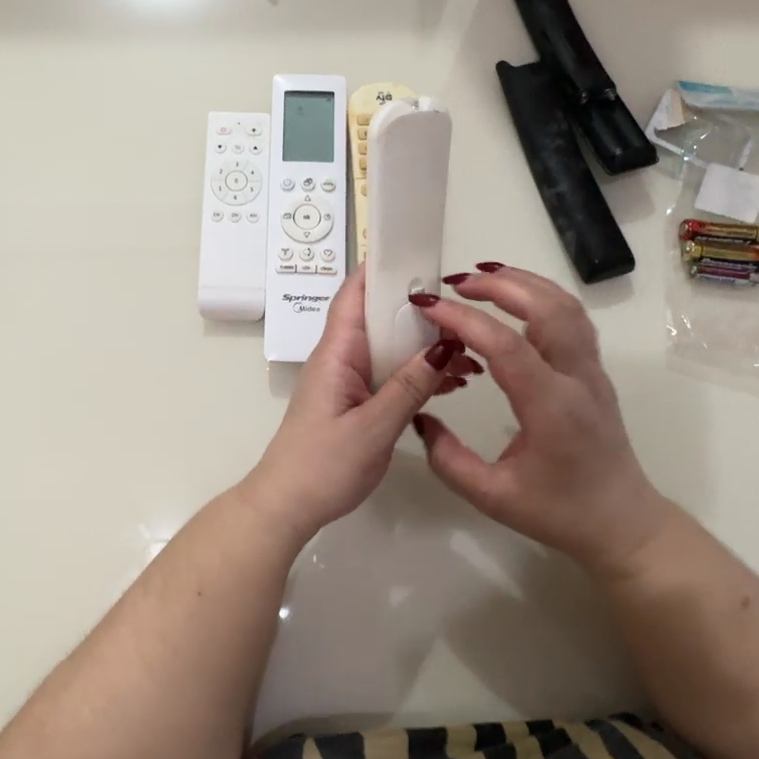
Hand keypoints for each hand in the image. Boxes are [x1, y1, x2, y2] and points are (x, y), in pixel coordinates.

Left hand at [240, 267, 480, 540]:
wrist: (287, 507)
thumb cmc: (322, 466)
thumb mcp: (373, 428)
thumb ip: (409, 387)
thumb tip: (444, 345)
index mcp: (337, 353)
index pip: (356, 294)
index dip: (382, 268)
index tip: (419, 251)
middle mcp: (341, 358)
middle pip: (380, 317)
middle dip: (421, 310)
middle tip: (467, 310)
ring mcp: (348, 380)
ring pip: (391, 348)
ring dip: (426, 347)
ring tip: (471, 355)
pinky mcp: (356, 402)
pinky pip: (391, 375)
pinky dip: (419, 374)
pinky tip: (452, 382)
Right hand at [409, 264, 672, 572]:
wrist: (621, 522)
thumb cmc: (557, 512)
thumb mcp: (491, 497)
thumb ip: (448, 459)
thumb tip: (419, 417)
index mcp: (551, 409)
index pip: (507, 346)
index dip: (465, 320)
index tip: (428, 304)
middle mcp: (577, 380)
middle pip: (546, 310)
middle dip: (499, 286)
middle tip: (454, 282)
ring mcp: (592, 372)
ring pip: (565, 307)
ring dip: (524, 283)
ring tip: (482, 277)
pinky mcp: (594, 372)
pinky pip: (572, 319)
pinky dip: (542, 296)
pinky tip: (515, 298)